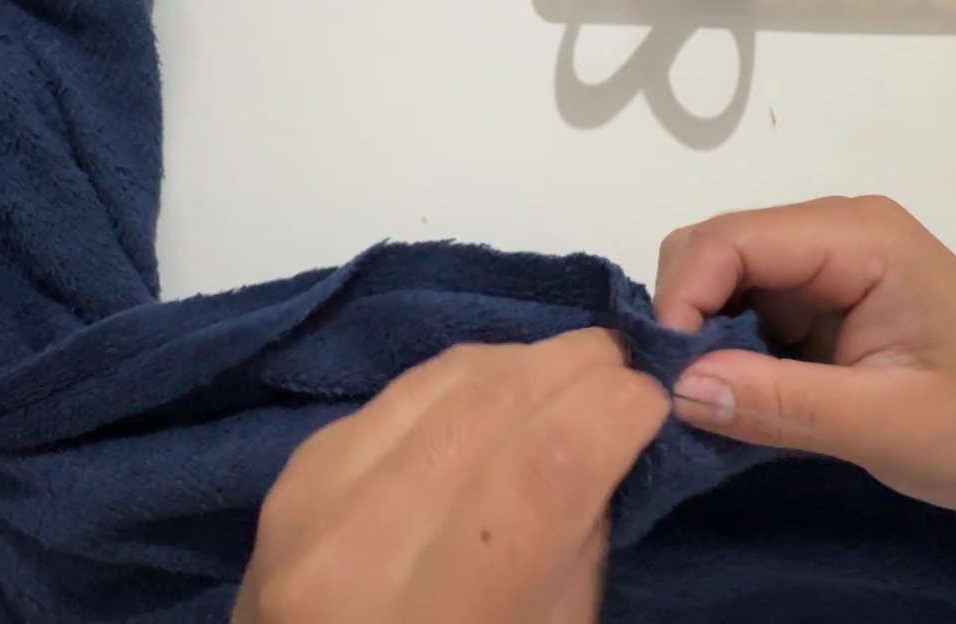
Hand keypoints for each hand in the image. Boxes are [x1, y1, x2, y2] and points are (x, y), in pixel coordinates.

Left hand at [232, 329, 669, 623]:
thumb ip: (577, 539)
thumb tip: (605, 429)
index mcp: (433, 620)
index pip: (545, 467)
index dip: (614, 408)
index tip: (653, 394)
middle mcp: (357, 542)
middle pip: (493, 401)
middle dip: (577, 364)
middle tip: (622, 361)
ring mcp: (315, 490)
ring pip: (451, 373)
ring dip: (528, 359)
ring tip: (570, 370)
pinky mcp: (302, 460)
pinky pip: (408, 385)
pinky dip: (471, 375)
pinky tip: (502, 388)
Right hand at [655, 196, 955, 516]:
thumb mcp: (889, 428)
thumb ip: (781, 403)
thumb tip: (676, 387)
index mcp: (858, 236)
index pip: (733, 239)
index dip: (683, 295)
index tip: (666, 372)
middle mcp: (830, 227)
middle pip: (714, 244)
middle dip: (685, 309)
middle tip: (685, 386)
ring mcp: (820, 255)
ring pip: (716, 269)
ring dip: (700, 326)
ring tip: (713, 389)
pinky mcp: (812, 288)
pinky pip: (738, 297)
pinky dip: (720, 337)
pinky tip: (738, 380)